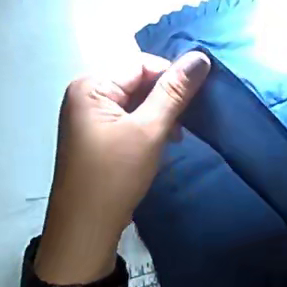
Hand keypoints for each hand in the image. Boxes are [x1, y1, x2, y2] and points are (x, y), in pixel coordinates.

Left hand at [37, 50, 210, 284]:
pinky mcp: (96, 136)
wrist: (85, 229)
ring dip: (160, 113)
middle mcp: (85, 94)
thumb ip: (175, 92)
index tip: (196, 101)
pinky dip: (148, 126)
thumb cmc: (115, 176)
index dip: (171, 77)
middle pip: (137, 80)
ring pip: (136, 100)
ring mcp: (89, 116)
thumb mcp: (149, 131)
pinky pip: (128, 118)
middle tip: (189, 121)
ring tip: (177, 136)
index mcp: (91, 86)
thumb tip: (201, 56)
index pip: (141, 63)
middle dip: (166, 97)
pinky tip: (163, 143)